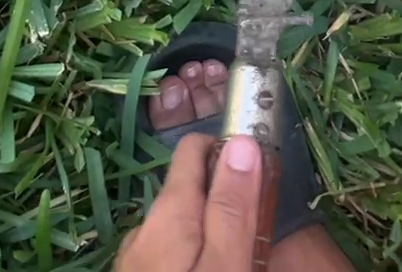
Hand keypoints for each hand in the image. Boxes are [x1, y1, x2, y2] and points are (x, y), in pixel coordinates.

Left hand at [114, 133, 267, 271]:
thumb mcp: (222, 263)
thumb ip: (232, 207)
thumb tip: (242, 141)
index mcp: (168, 209)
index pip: (195, 147)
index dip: (231, 150)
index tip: (264, 173)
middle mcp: (147, 225)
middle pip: (193, 188)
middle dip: (228, 196)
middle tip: (264, 227)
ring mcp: (137, 257)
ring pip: (184, 223)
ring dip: (215, 228)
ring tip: (248, 254)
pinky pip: (173, 253)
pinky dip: (197, 254)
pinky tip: (215, 268)